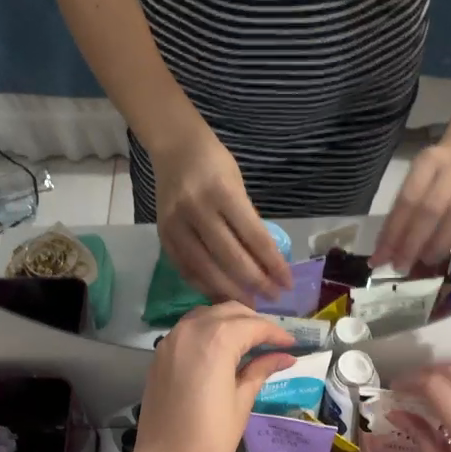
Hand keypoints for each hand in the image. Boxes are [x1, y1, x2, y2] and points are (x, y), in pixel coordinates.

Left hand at [131, 303, 295, 451]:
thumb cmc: (211, 437)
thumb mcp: (242, 401)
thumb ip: (261, 370)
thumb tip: (285, 357)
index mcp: (217, 340)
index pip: (253, 326)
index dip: (276, 333)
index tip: (292, 344)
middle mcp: (192, 330)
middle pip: (229, 311)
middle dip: (254, 322)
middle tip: (272, 342)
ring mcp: (172, 340)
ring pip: (207, 315)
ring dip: (230, 322)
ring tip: (249, 342)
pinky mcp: (160, 353)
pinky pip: (189, 329)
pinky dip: (208, 330)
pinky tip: (221, 349)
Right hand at [154, 133, 292, 303]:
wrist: (174, 147)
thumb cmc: (214, 163)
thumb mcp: (238, 185)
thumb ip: (247, 221)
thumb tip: (264, 263)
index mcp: (222, 192)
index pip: (254, 237)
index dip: (273, 264)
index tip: (287, 283)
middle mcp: (197, 209)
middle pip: (231, 258)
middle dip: (255, 283)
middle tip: (272, 298)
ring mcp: (176, 225)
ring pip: (206, 269)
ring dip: (230, 291)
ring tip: (249, 304)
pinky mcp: (163, 236)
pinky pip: (186, 269)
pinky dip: (205, 285)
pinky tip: (221, 294)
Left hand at [374, 134, 450, 270]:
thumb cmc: (440, 168)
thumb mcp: (417, 176)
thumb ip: (403, 209)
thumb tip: (388, 250)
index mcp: (429, 161)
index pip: (407, 199)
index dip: (393, 232)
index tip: (380, 257)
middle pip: (431, 210)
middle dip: (412, 243)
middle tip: (400, 265)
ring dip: (437, 246)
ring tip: (424, 261)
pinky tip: (449, 254)